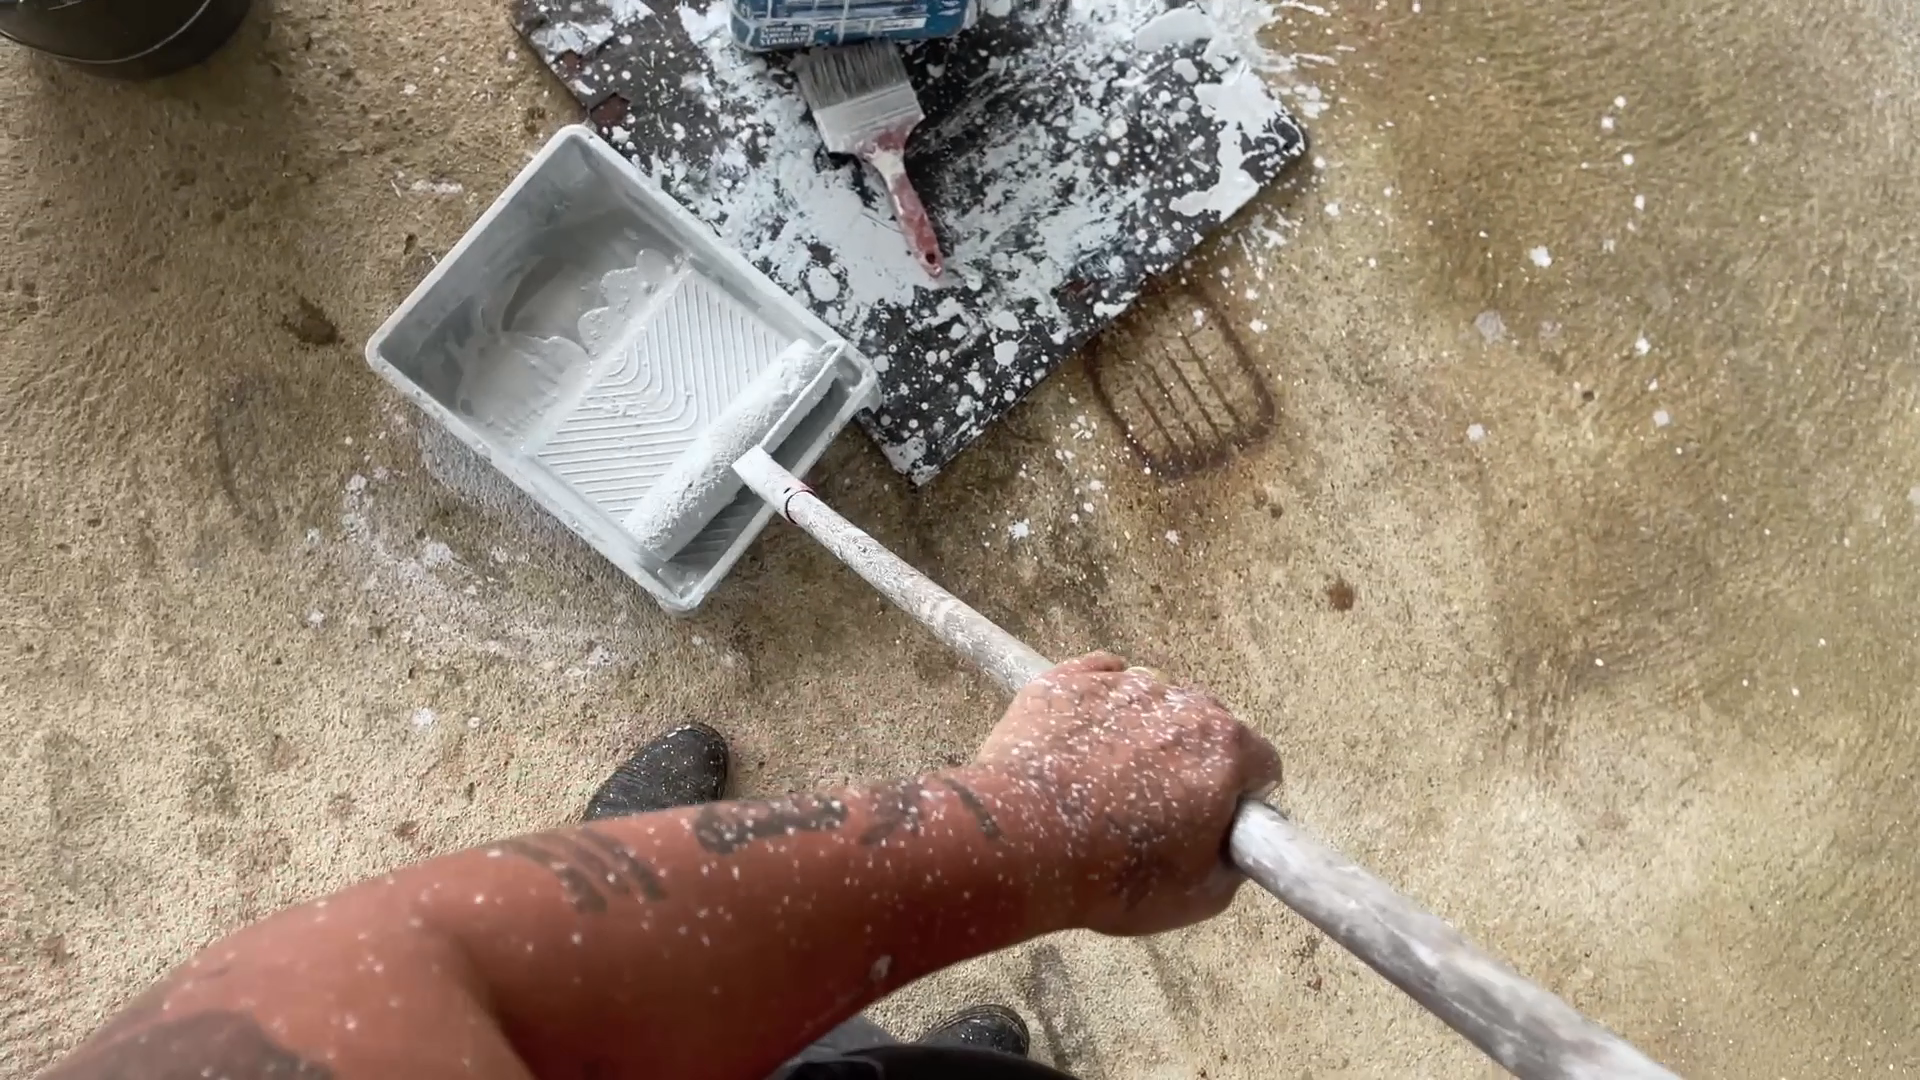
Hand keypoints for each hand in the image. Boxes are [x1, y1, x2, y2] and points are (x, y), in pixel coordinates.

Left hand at [970, 652, 1280, 935]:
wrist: (1022, 839)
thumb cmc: (1111, 871)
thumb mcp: (1201, 895)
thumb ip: (1233, 857)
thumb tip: (1230, 843)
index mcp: (1223, 747)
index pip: (1260, 761)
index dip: (1242, 794)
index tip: (1216, 815)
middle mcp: (1179, 701)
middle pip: (1205, 723)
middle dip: (1191, 758)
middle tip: (1155, 802)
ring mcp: (1121, 683)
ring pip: (1150, 698)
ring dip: (1142, 728)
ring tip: (1106, 776)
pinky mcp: (1068, 678)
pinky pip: (1100, 676)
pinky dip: (1099, 701)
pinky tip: (1083, 736)